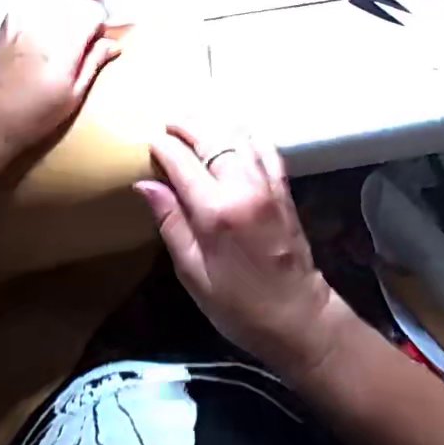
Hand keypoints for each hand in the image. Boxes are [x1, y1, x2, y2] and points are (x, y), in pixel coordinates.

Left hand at [0, 0, 119, 155]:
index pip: (92, 10)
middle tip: (81, 26)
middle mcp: (43, 23)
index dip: (99, 22)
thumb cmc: (36, 114)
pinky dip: (40, 2)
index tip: (97, 37)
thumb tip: (114, 43)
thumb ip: (93, 63)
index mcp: (64, 44)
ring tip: (61, 21)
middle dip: (81, 3)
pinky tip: (41, 23)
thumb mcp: (73, 96)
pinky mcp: (7, 19)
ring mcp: (22, 17)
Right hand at [136, 124, 348, 378]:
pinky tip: (232, 138)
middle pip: (210, 137)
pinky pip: (264, 147)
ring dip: (213, 126)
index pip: (181, 161)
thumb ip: (170, 222)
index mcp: (215, 210)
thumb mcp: (192, 272)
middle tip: (169, 126)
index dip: (161, 147)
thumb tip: (144, 183)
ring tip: (195, 128)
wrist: (299, 319)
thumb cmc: (238, 305)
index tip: (150, 145)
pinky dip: (245, 136)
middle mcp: (242, 187)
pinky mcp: (283, 187)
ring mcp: (267, 183)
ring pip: (237, 135)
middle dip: (186, 125)